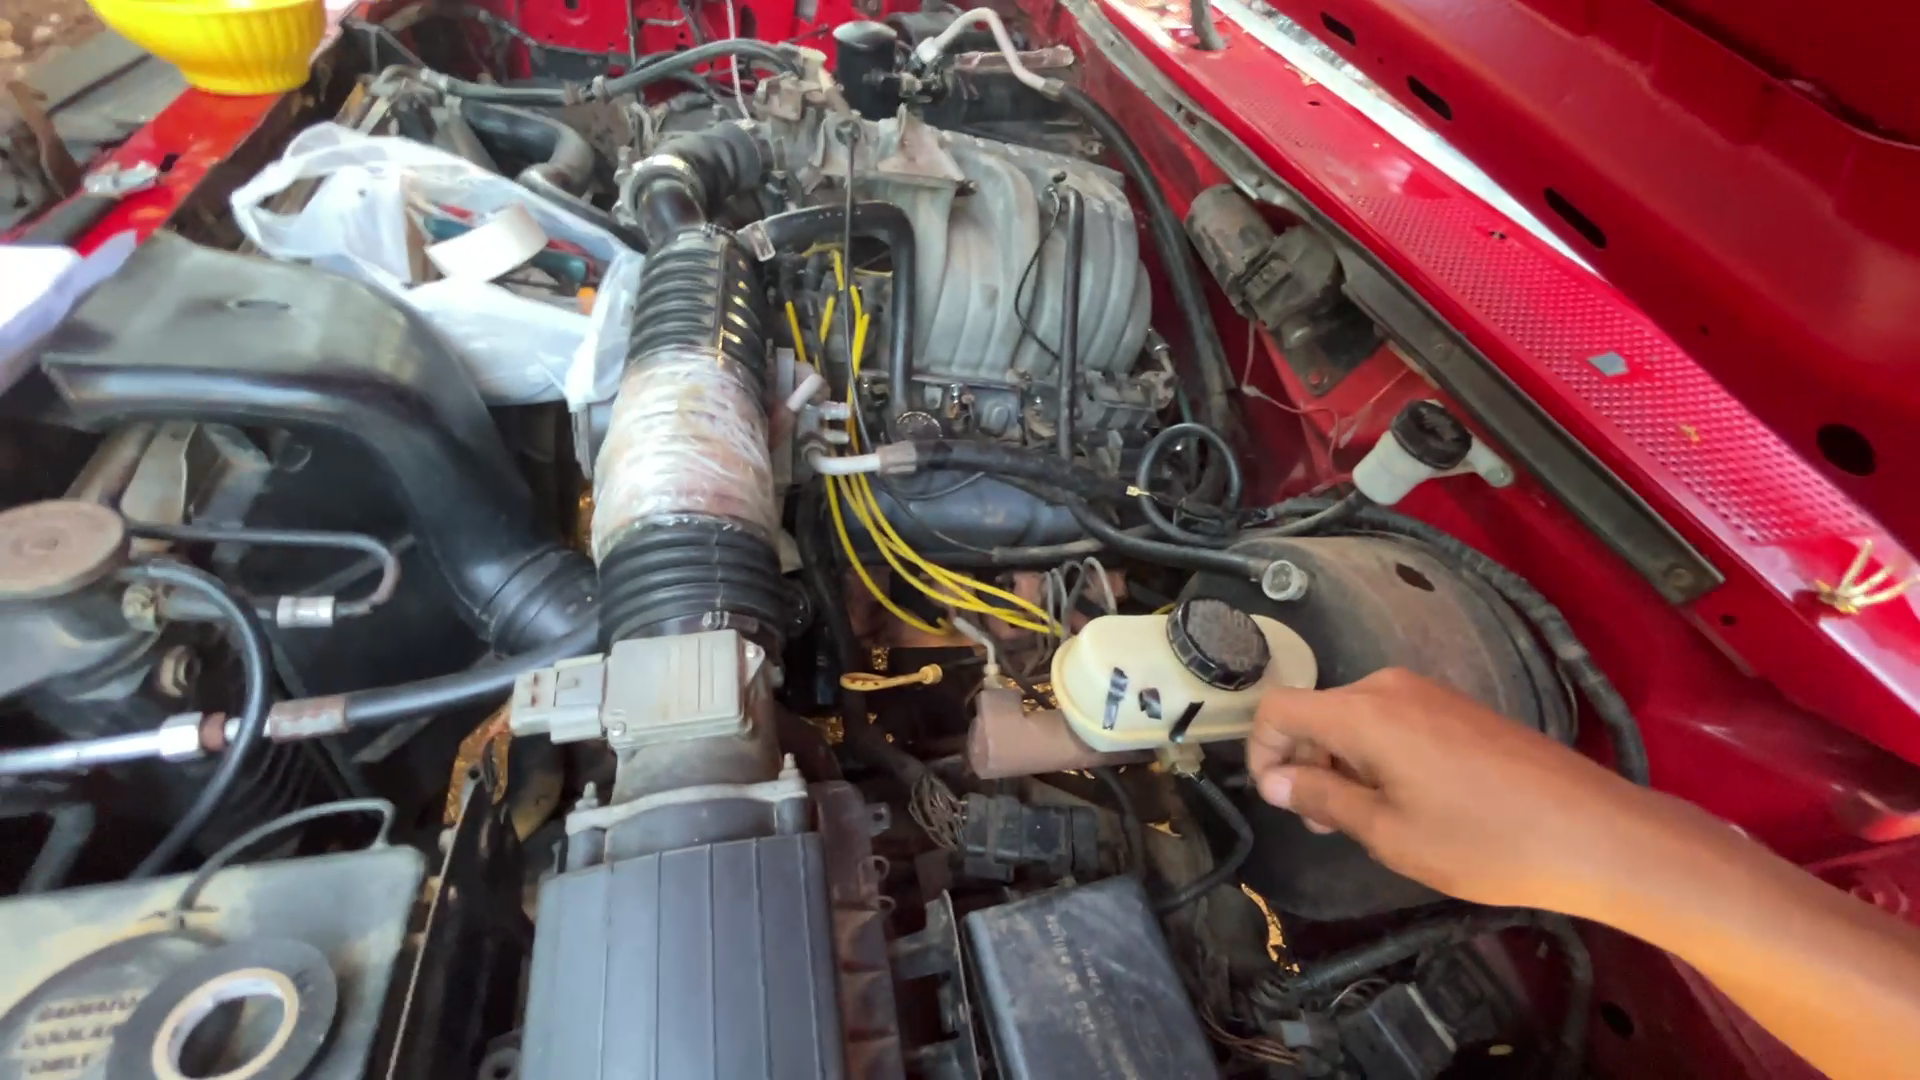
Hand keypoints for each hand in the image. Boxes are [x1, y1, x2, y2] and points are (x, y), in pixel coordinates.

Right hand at [1246, 668, 1684, 912]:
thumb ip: (1320, 799)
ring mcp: (1426, 694)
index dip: (1261, 751)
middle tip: (1323, 823)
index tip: (1279, 800)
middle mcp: (1387, 688)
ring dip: (1340, 763)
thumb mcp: (1388, 832)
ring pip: (1351, 719)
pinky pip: (1388, 721)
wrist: (1605, 836)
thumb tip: (1273, 781)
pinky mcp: (1455, 707)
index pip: (1278, 709)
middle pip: (1315, 713)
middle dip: (1304, 764)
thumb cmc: (1486, 840)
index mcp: (1363, 712)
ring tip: (1367, 819)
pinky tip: (1406, 799)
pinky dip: (1375, 755)